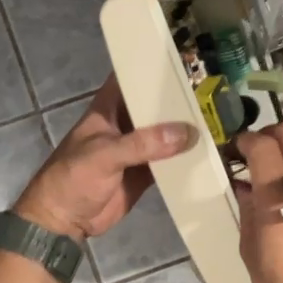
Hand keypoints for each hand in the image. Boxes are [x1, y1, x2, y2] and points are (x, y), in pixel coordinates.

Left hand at [15, 76, 195, 241]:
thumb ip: (143, 143)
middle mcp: (125, 123)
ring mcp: (137, 148)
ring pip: (166, 133)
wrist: (63, 221)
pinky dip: (185, 158)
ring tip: (218, 119)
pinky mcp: (146, 172)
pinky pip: (170, 160)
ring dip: (185, 130)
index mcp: (109, 108)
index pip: (131, 77)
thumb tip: (187, 133)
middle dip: (180, 100)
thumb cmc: (73, 179)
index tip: (184, 61)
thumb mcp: (105, 155)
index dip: (153, 67)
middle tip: (213, 93)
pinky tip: (209, 153)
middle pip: (155, 105)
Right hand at [233, 124, 282, 282]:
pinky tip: (282, 195)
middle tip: (250, 153)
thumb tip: (245, 189)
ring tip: (264, 174)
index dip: (243, 140)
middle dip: (267, 133)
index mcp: (280, 197)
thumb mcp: (252, 254)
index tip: (231, 151)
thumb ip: (248, 214)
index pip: (262, 144)